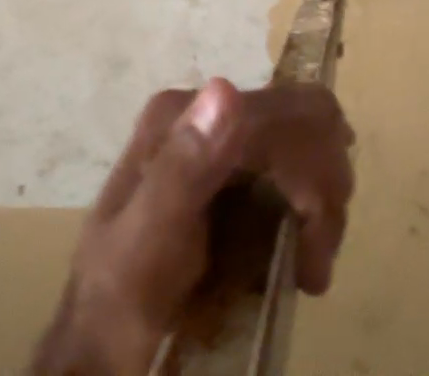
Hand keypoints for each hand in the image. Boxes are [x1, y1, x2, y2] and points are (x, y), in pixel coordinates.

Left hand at [33, 79, 354, 375]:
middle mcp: (205, 110)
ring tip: (310, 267)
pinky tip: (303, 253)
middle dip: (325, 190)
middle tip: (316, 261)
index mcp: (181, 116)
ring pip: (312, 144)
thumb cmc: (122, 296)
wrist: (103, 338)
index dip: (315, 174)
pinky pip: (299, 166)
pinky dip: (313, 210)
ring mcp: (222, 134)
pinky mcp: (235, 162)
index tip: (315, 245)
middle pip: (305, 124)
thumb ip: (182, 171)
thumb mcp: (146, 244)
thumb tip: (225, 89)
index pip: (284, 115)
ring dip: (323, 207)